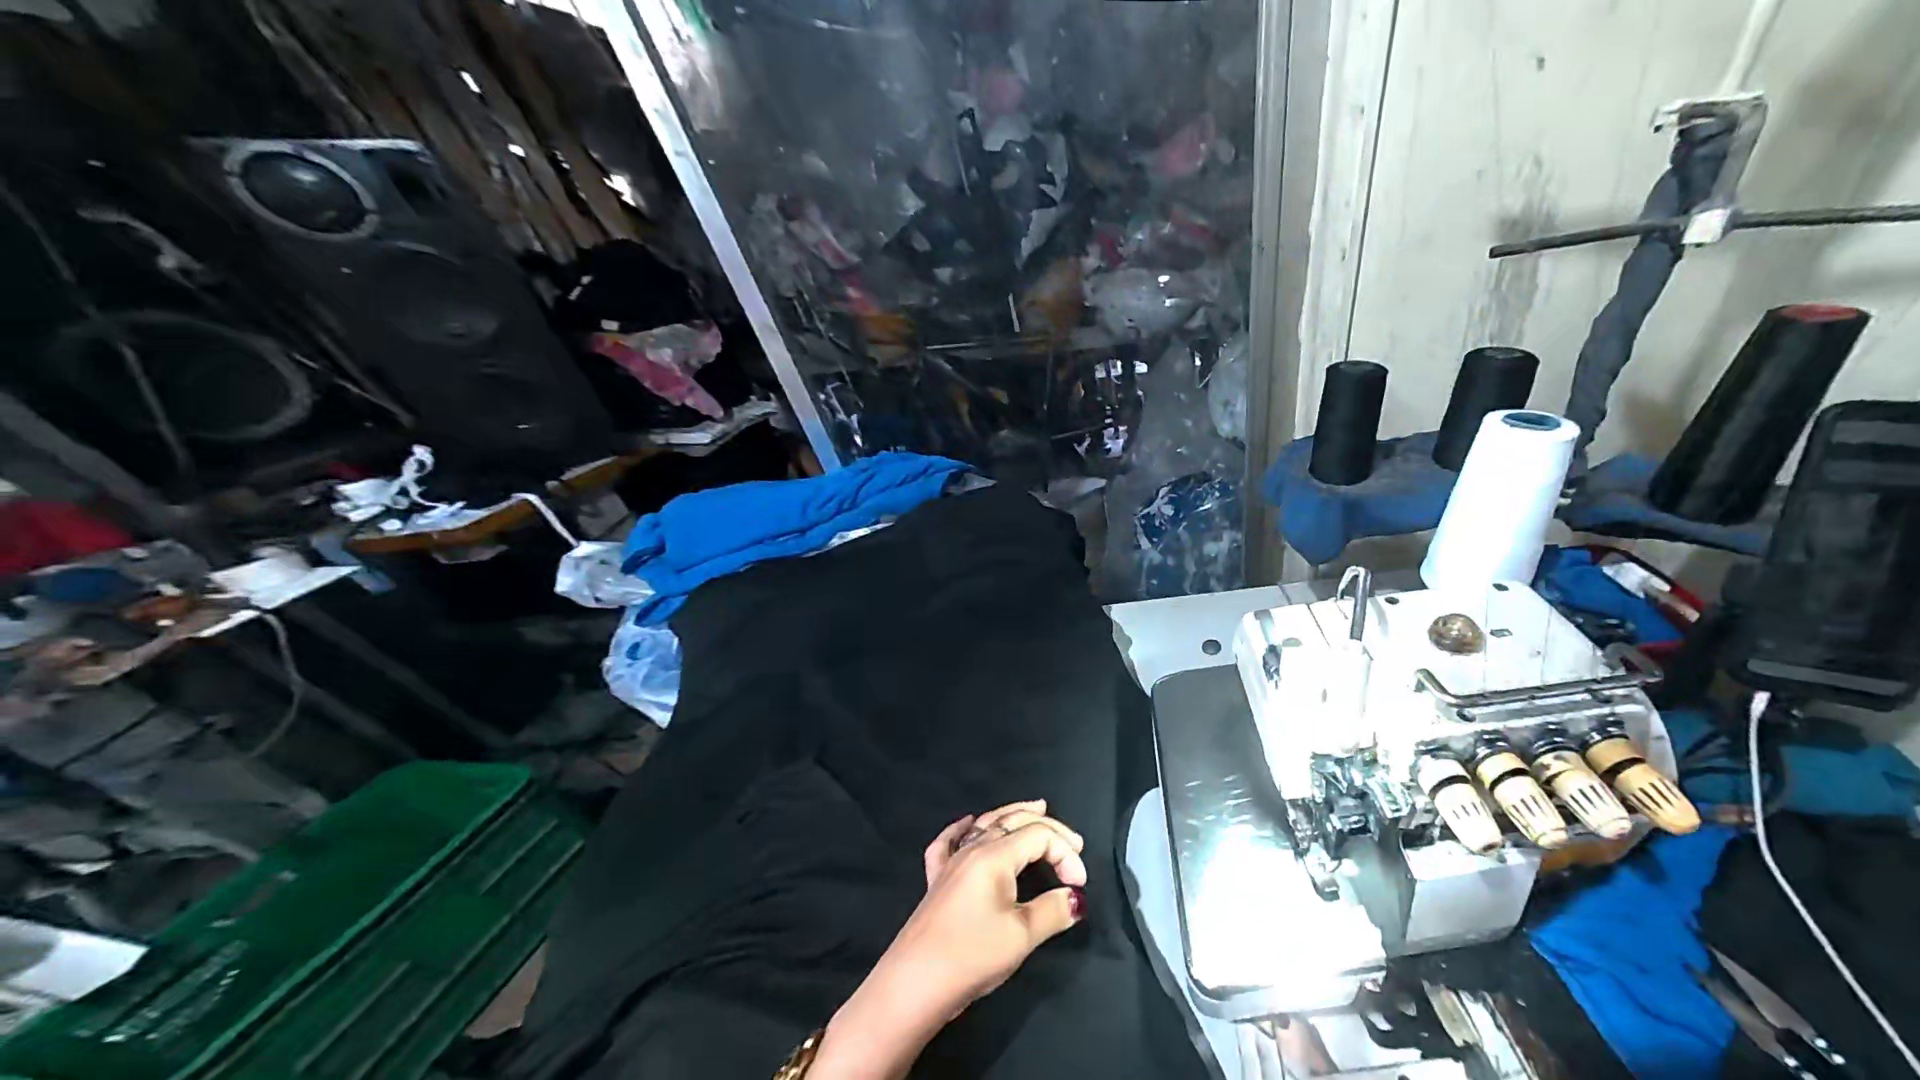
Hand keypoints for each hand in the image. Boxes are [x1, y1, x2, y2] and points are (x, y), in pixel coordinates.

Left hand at [808, 801, 1088, 1079]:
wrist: (915, 983)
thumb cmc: (971, 955)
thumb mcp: (1021, 935)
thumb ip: (1053, 911)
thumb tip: (1075, 898)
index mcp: (994, 855)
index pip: (1038, 836)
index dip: (1065, 854)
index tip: (1080, 886)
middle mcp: (972, 849)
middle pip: (1013, 822)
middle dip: (1047, 826)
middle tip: (1074, 840)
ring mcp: (951, 862)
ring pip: (985, 825)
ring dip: (1012, 815)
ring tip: (1035, 808)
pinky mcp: (936, 879)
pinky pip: (949, 842)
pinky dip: (962, 828)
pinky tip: (968, 823)